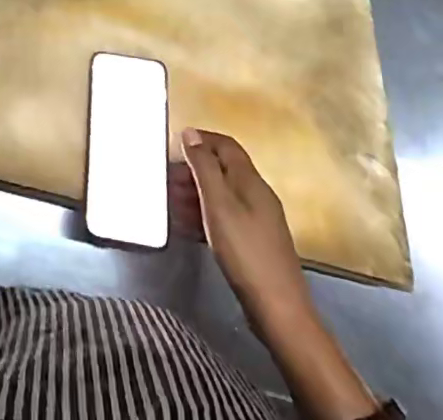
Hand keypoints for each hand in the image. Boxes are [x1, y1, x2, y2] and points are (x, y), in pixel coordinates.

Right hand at [174, 128, 312, 332]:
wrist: (277, 308)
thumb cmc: (244, 249)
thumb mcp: (218, 203)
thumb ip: (204, 167)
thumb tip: (191, 134)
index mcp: (250, 181)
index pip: (226, 146)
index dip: (201, 140)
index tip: (173, 146)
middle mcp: (256, 195)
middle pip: (222, 169)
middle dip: (192, 169)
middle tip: (165, 179)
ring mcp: (257, 219)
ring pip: (221, 194)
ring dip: (194, 193)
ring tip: (169, 202)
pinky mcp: (252, 241)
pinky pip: (223, 215)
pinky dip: (203, 214)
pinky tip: (185, 225)